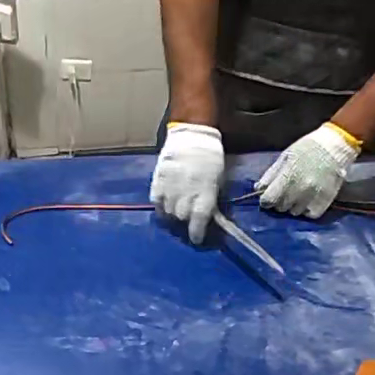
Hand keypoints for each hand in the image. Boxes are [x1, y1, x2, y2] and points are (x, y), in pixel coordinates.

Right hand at [150, 123, 224, 244]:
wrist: (191, 134)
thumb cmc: (210, 157)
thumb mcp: (217, 178)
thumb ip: (211, 198)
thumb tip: (209, 216)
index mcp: (204, 191)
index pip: (199, 219)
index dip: (197, 232)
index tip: (197, 240)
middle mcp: (185, 193)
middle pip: (182, 217)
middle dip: (186, 222)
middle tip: (188, 220)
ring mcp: (169, 188)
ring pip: (169, 213)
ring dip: (174, 215)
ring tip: (177, 212)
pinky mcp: (158, 183)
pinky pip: (157, 203)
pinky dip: (162, 208)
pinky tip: (166, 206)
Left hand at [256, 122, 360, 217]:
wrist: (337, 144)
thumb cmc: (308, 148)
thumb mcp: (285, 157)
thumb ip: (270, 175)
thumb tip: (258, 189)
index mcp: (287, 177)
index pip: (268, 200)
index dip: (266, 200)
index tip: (268, 197)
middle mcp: (299, 189)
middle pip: (280, 208)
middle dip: (280, 202)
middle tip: (286, 193)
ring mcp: (313, 196)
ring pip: (294, 212)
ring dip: (293, 206)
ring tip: (298, 195)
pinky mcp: (325, 200)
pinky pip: (311, 214)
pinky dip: (307, 210)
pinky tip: (308, 201)